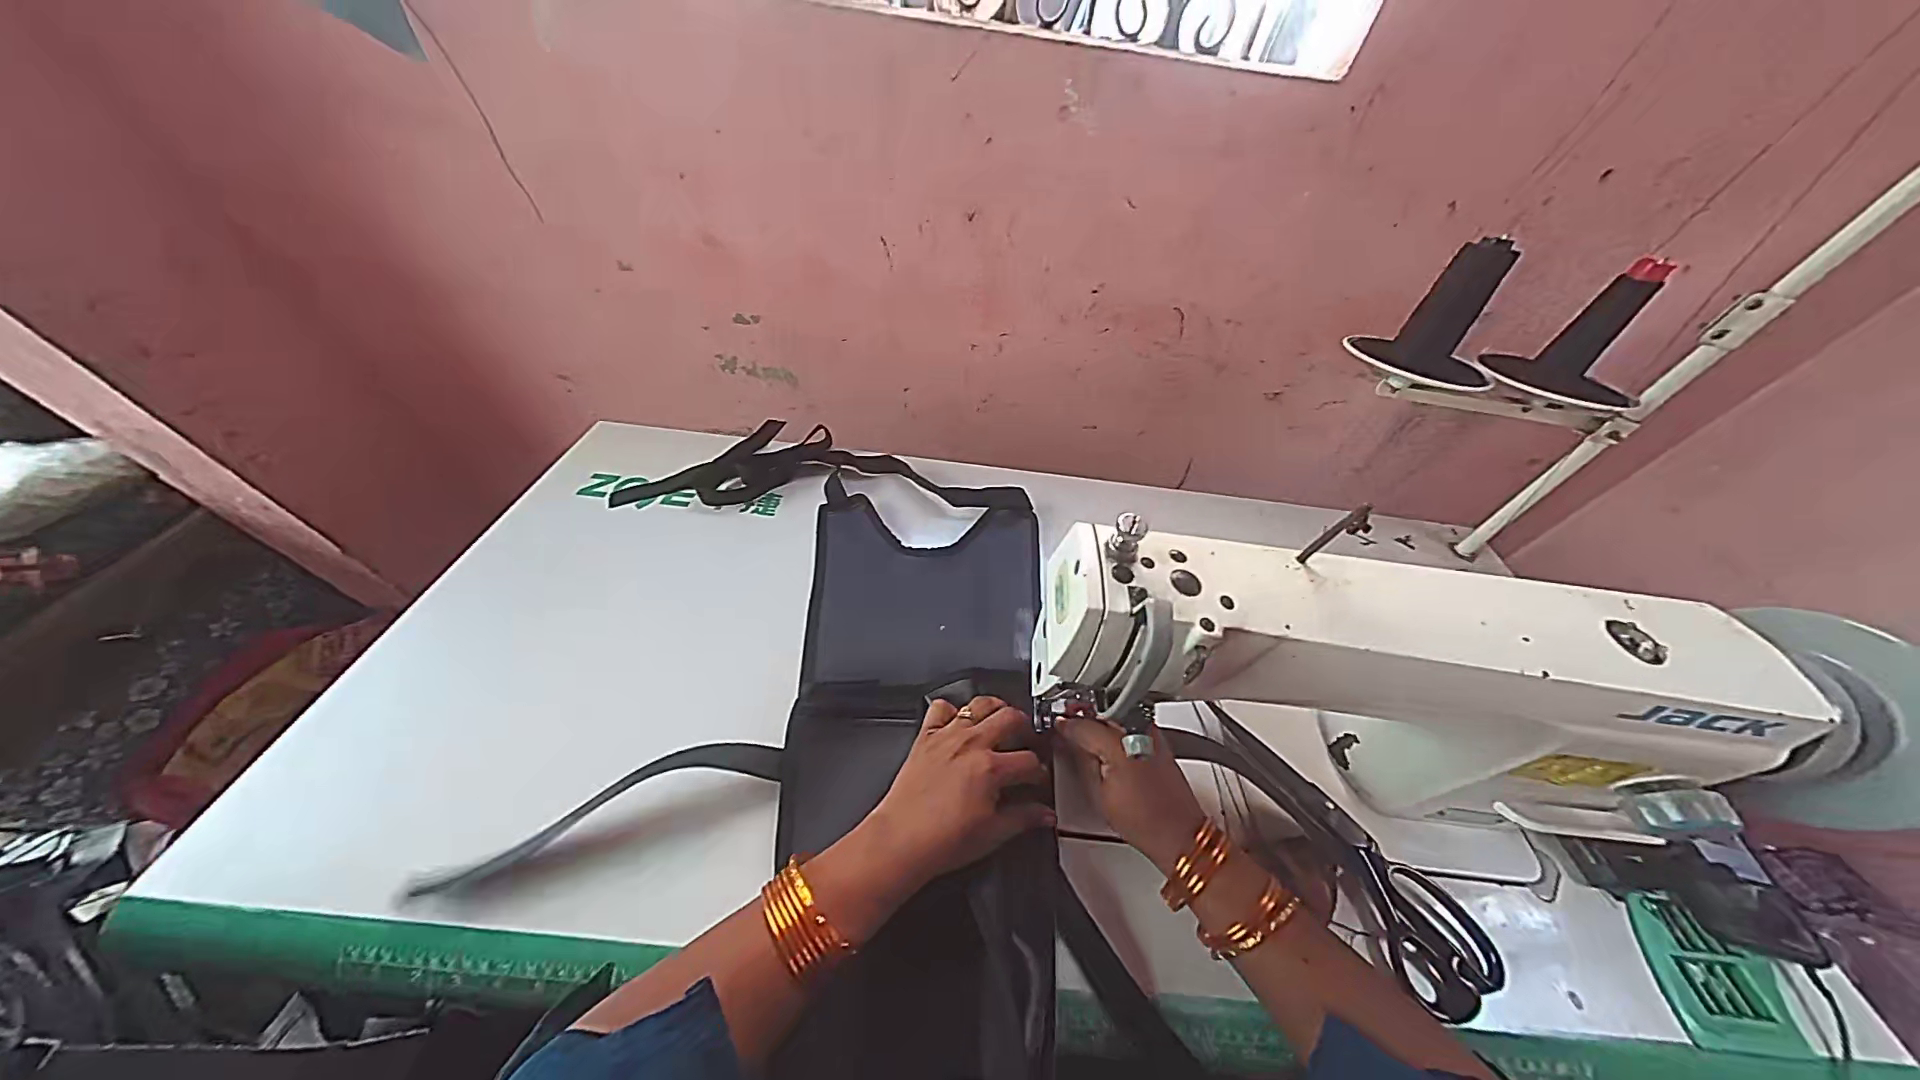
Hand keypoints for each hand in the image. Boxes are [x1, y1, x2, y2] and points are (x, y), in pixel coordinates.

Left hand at [861, 696, 1054, 887]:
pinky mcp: (925, 737)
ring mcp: (946, 737)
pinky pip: (941, 708)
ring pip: (980, 704)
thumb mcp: (992, 834)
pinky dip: (952, 710)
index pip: (1030, 761)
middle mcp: (970, 744)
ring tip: (1002, 722)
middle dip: (1027, 729)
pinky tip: (959, 722)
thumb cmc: (939, 841)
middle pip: (1012, 718)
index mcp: (991, 768)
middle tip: (1029, 741)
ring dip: (996, 710)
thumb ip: (1023, 818)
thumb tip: (1043, 814)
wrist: (899, 841)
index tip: (1038, 779)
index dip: (1040, 771)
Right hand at [1056, 717, 1206, 871]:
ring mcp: (1152, 734)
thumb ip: (1079, 759)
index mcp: (1120, 742)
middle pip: (1099, 715)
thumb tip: (1067, 741)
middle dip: (1081, 720)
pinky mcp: (1160, 741)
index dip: (1064, 725)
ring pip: (1115, 717)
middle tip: (1067, 731)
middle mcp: (1139, 731)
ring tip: (1087, 742)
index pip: (1082, 723)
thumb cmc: (1146, 821)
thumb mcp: (1097, 792)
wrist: (1179, 834)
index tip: (1057, 728)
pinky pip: (1130, 726)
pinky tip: (1108, 748)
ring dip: (1098, 724)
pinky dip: (1115, 732)